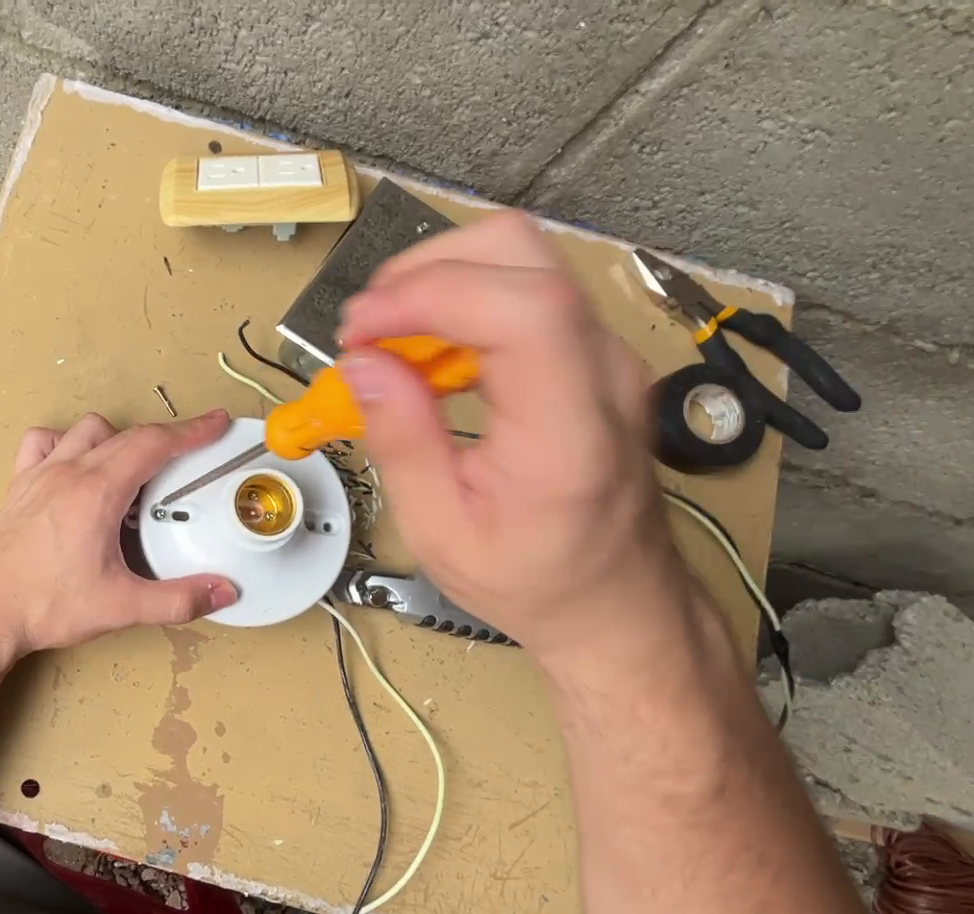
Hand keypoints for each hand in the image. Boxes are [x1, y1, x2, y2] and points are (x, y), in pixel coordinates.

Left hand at [0, 411, 239, 658]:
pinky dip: (65, 442)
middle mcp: (68, 473)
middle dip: (166, 437)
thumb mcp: (122, 607)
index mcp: (97, 492)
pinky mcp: (20, 487)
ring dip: (117, 437)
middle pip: (127, 435)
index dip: (191, 431)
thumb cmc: (45, 605)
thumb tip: (222, 592)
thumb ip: (178, 599)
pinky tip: (74, 464)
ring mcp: (39, 475)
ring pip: (86, 431)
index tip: (216, 424)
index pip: (153, 445)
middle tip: (191, 451)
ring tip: (134, 467)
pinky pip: (43, 443)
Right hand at [335, 211, 692, 664]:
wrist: (616, 600)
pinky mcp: (590, 354)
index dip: (428, 295)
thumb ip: (402, 444)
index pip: (522, 309)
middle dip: (425, 270)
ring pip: (521, 259)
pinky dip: (459, 304)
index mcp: (568, 429)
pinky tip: (427, 355)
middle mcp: (602, 371)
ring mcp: (604, 354)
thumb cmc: (533, 580)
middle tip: (366, 325)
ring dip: (438, 282)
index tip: (358, 329)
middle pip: (522, 253)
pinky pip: (522, 294)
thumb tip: (361, 365)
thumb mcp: (442, 532)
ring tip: (388, 340)